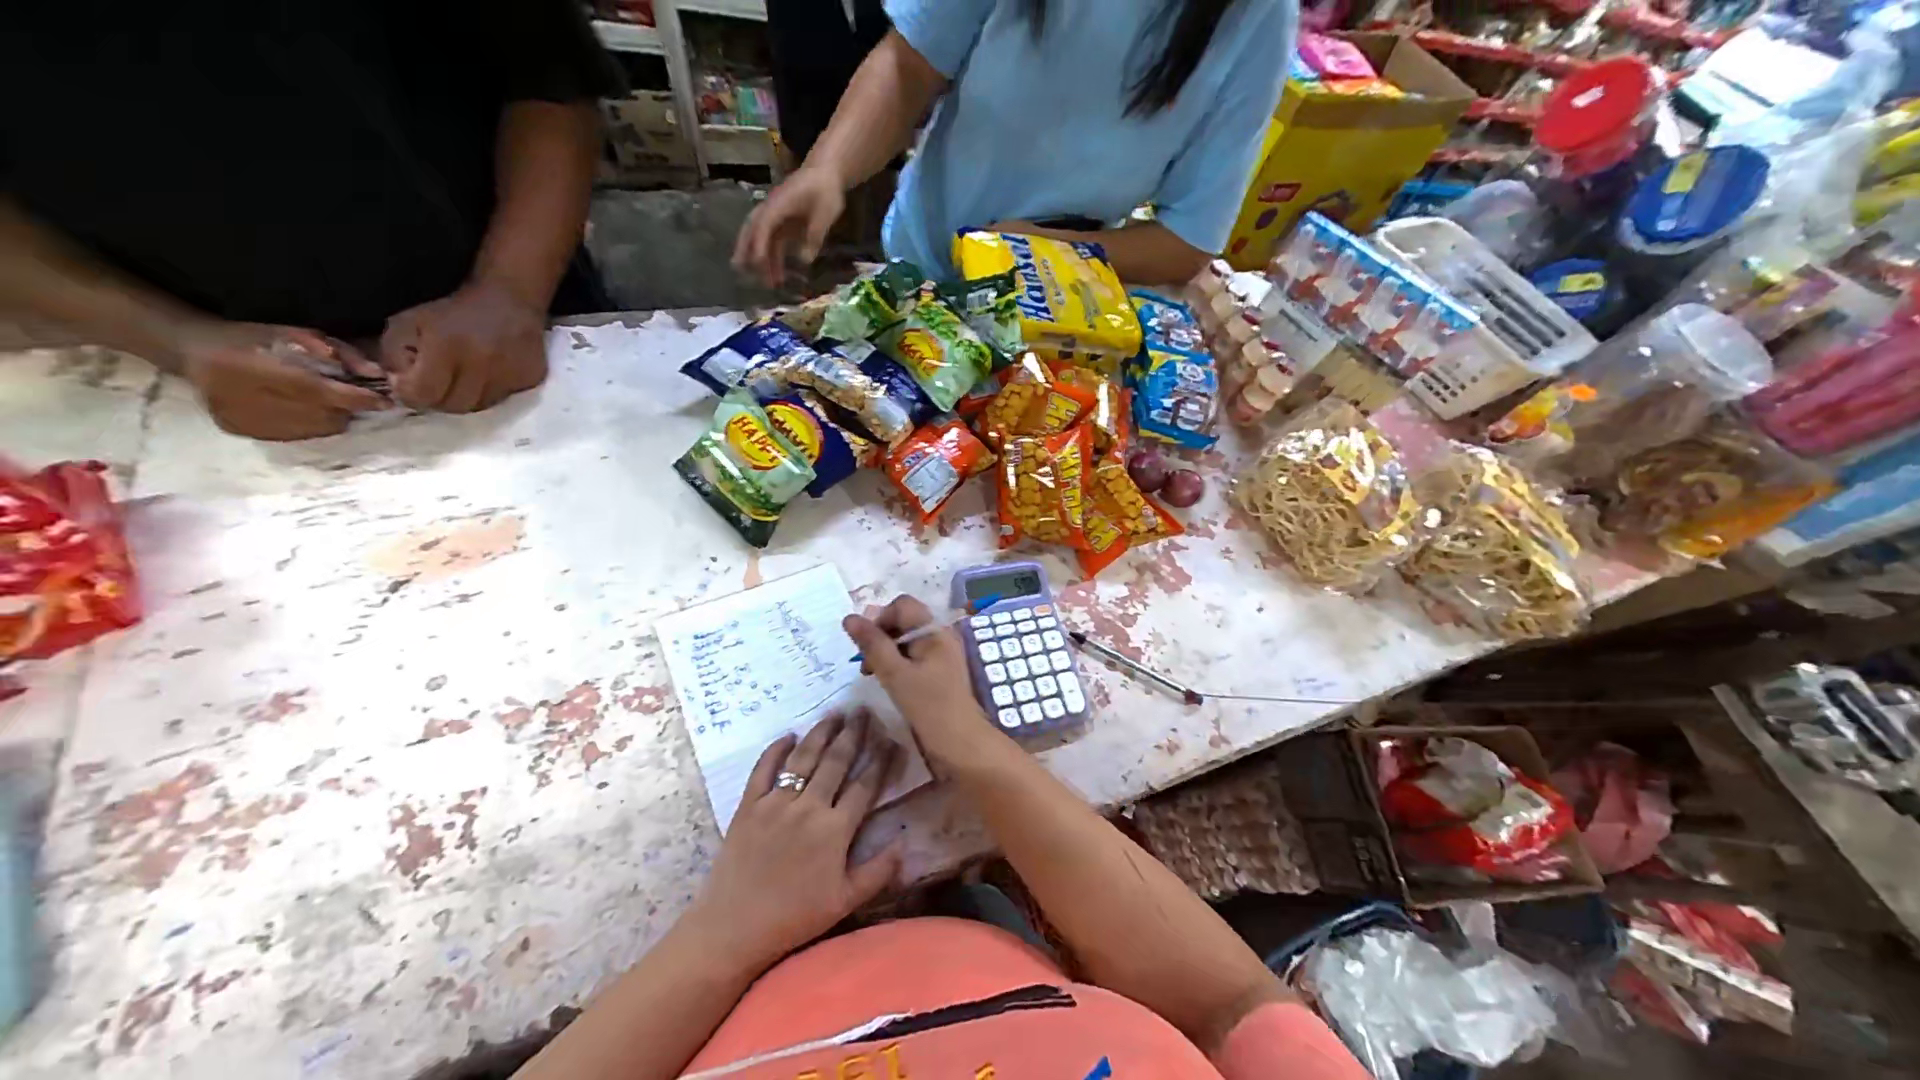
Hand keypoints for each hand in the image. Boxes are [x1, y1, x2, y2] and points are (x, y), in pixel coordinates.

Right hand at [178, 323, 387, 440]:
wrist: (191, 350)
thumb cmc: (251, 338)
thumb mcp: (297, 334)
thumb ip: (341, 353)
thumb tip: (377, 374)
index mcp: (255, 367)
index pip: (321, 392)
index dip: (358, 398)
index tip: (385, 401)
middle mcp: (245, 398)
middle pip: (324, 415)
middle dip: (345, 407)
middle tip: (344, 395)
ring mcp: (242, 418)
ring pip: (314, 429)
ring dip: (329, 417)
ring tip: (318, 400)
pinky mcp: (240, 430)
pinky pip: (295, 435)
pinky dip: (309, 425)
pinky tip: (300, 409)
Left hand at [380, 281, 546, 413]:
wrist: (510, 300)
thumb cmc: (454, 312)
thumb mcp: (408, 322)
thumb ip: (394, 355)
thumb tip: (400, 385)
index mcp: (446, 346)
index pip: (423, 393)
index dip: (411, 394)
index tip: (411, 385)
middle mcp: (481, 364)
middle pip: (453, 406)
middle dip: (439, 398)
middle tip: (437, 383)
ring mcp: (510, 375)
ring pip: (479, 406)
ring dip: (467, 397)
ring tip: (464, 378)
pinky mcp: (530, 380)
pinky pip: (503, 399)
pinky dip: (491, 392)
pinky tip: (489, 374)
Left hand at [693, 712, 902, 965]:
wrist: (734, 928)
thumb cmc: (794, 918)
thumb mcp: (845, 901)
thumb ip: (878, 871)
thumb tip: (906, 843)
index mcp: (835, 830)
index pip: (865, 785)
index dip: (881, 760)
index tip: (892, 739)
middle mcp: (809, 807)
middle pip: (836, 762)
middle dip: (853, 734)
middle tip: (864, 711)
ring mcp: (776, 803)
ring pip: (803, 758)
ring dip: (821, 733)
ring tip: (835, 714)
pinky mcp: (748, 806)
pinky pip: (763, 769)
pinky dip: (775, 750)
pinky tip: (788, 735)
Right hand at [732, 165, 846, 288]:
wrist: (825, 173)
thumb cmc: (826, 190)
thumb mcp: (826, 213)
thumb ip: (815, 235)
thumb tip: (804, 260)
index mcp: (779, 203)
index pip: (764, 225)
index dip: (759, 244)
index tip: (757, 263)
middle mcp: (772, 209)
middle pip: (752, 230)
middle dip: (745, 250)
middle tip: (740, 270)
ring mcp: (775, 215)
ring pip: (761, 238)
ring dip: (761, 259)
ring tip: (765, 282)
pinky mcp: (782, 222)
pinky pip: (773, 241)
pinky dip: (772, 257)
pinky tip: (777, 274)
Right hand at [844, 597, 1002, 774]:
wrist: (962, 744)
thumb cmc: (929, 706)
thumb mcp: (895, 674)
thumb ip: (872, 644)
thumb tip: (849, 618)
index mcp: (935, 630)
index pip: (901, 605)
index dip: (879, 619)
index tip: (865, 646)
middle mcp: (941, 636)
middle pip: (903, 620)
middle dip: (880, 636)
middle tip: (866, 664)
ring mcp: (942, 654)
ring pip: (905, 639)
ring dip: (885, 651)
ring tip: (872, 674)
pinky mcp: (939, 672)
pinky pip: (913, 656)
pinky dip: (896, 663)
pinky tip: (888, 681)